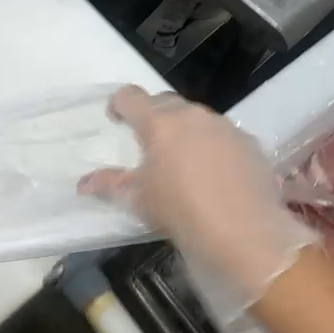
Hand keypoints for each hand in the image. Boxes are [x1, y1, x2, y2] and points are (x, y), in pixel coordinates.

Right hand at [81, 86, 318, 324]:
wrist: (246, 235)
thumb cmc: (182, 213)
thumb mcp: (140, 201)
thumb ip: (110, 185)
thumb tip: (83, 184)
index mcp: (159, 123)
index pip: (130, 96)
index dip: (119, 104)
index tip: (116, 120)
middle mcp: (192, 115)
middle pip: (165, 103)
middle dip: (153, 118)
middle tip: (149, 145)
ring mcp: (225, 126)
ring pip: (197, 118)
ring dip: (185, 131)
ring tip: (184, 162)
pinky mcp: (250, 142)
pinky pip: (224, 135)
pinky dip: (213, 146)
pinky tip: (215, 175)